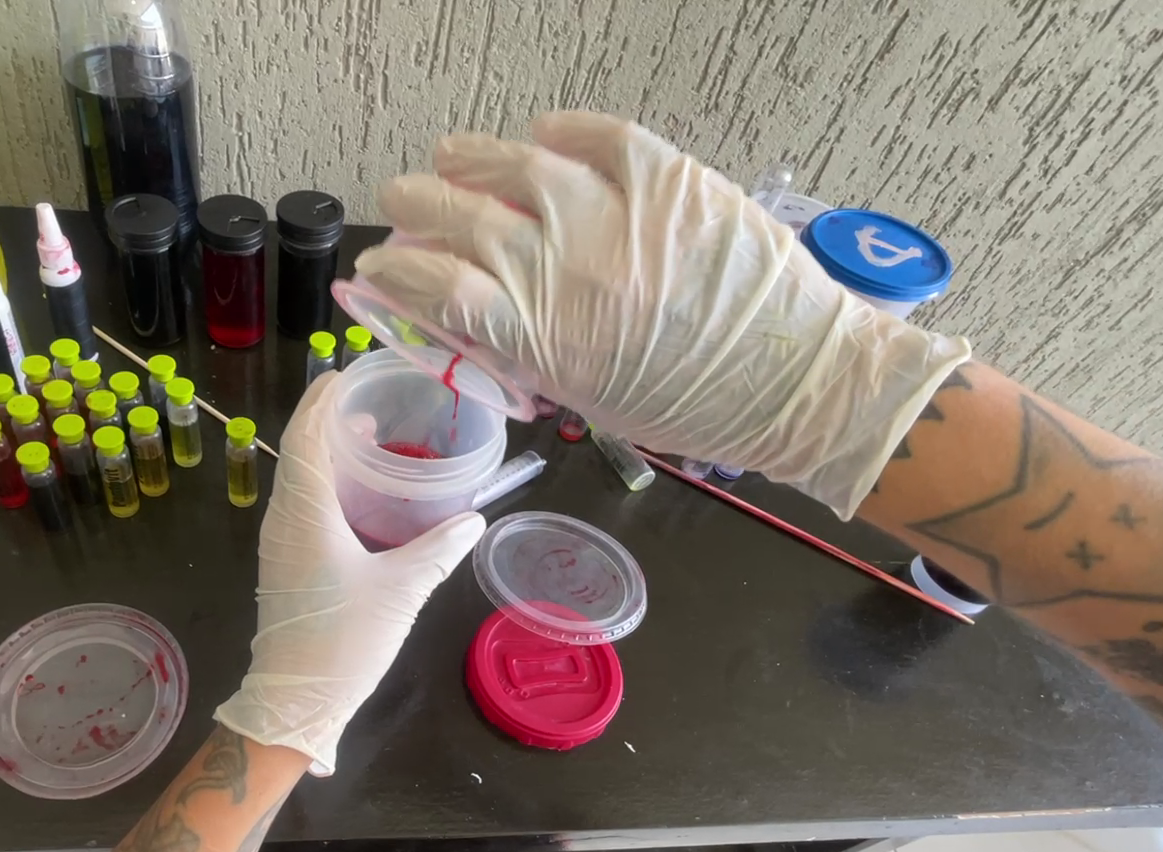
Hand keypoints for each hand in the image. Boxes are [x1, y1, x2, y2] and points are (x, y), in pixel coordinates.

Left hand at [214, 372, 484, 774]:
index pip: (304, 438)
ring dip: (328, 456)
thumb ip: (438, 549)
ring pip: (299, 482)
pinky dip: (328, 488)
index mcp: (305, 514)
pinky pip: (303, 508)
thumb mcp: (400, 591)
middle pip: (298, 453)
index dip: (321, 402)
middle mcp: (285, 520)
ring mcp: (281, 544)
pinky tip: (360, 499)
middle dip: (329, 424)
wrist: (295, 701)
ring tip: (369, 444)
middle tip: (371, 409)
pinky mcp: (286, 564)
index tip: (345, 375)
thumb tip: (474, 519)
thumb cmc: (343, 641)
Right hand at [356, 110, 971, 517]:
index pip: (430, 284)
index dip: (391, 271)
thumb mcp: (576, 397)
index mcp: (528, 329)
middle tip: (398, 199)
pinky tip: (539, 135)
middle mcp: (552, 261)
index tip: (375, 268)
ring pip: (512, 164)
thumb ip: (517, 351)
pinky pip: (595, 135)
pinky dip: (560, 131)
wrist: (787, 381)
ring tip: (449, 156)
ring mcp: (606, 208)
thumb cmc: (678, 409)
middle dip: (411, 206)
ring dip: (467, 158)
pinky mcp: (663, 174)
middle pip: (455, 216)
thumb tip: (470, 316)